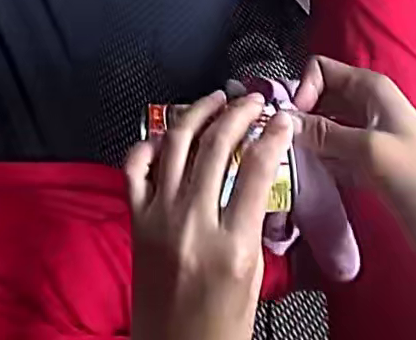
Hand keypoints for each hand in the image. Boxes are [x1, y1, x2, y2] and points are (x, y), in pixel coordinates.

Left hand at [125, 91, 294, 339]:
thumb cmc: (220, 329)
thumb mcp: (253, 278)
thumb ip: (251, 223)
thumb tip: (255, 176)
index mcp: (231, 246)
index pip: (256, 170)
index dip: (272, 135)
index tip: (281, 119)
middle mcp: (192, 223)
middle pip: (216, 146)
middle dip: (237, 112)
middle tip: (251, 100)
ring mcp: (158, 216)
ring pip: (176, 143)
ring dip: (197, 113)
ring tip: (215, 99)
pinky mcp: (135, 219)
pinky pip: (135, 166)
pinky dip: (148, 144)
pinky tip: (165, 134)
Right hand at [291, 57, 415, 339]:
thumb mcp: (369, 150)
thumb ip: (322, 132)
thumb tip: (282, 120)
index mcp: (371, 88)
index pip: (319, 69)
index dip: (302, 89)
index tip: (293, 118)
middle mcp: (367, 106)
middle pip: (317, 96)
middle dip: (298, 114)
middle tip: (280, 140)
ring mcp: (367, 137)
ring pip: (322, 125)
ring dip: (305, 139)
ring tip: (290, 160)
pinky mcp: (368, 166)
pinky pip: (331, 152)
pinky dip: (317, 160)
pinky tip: (307, 175)